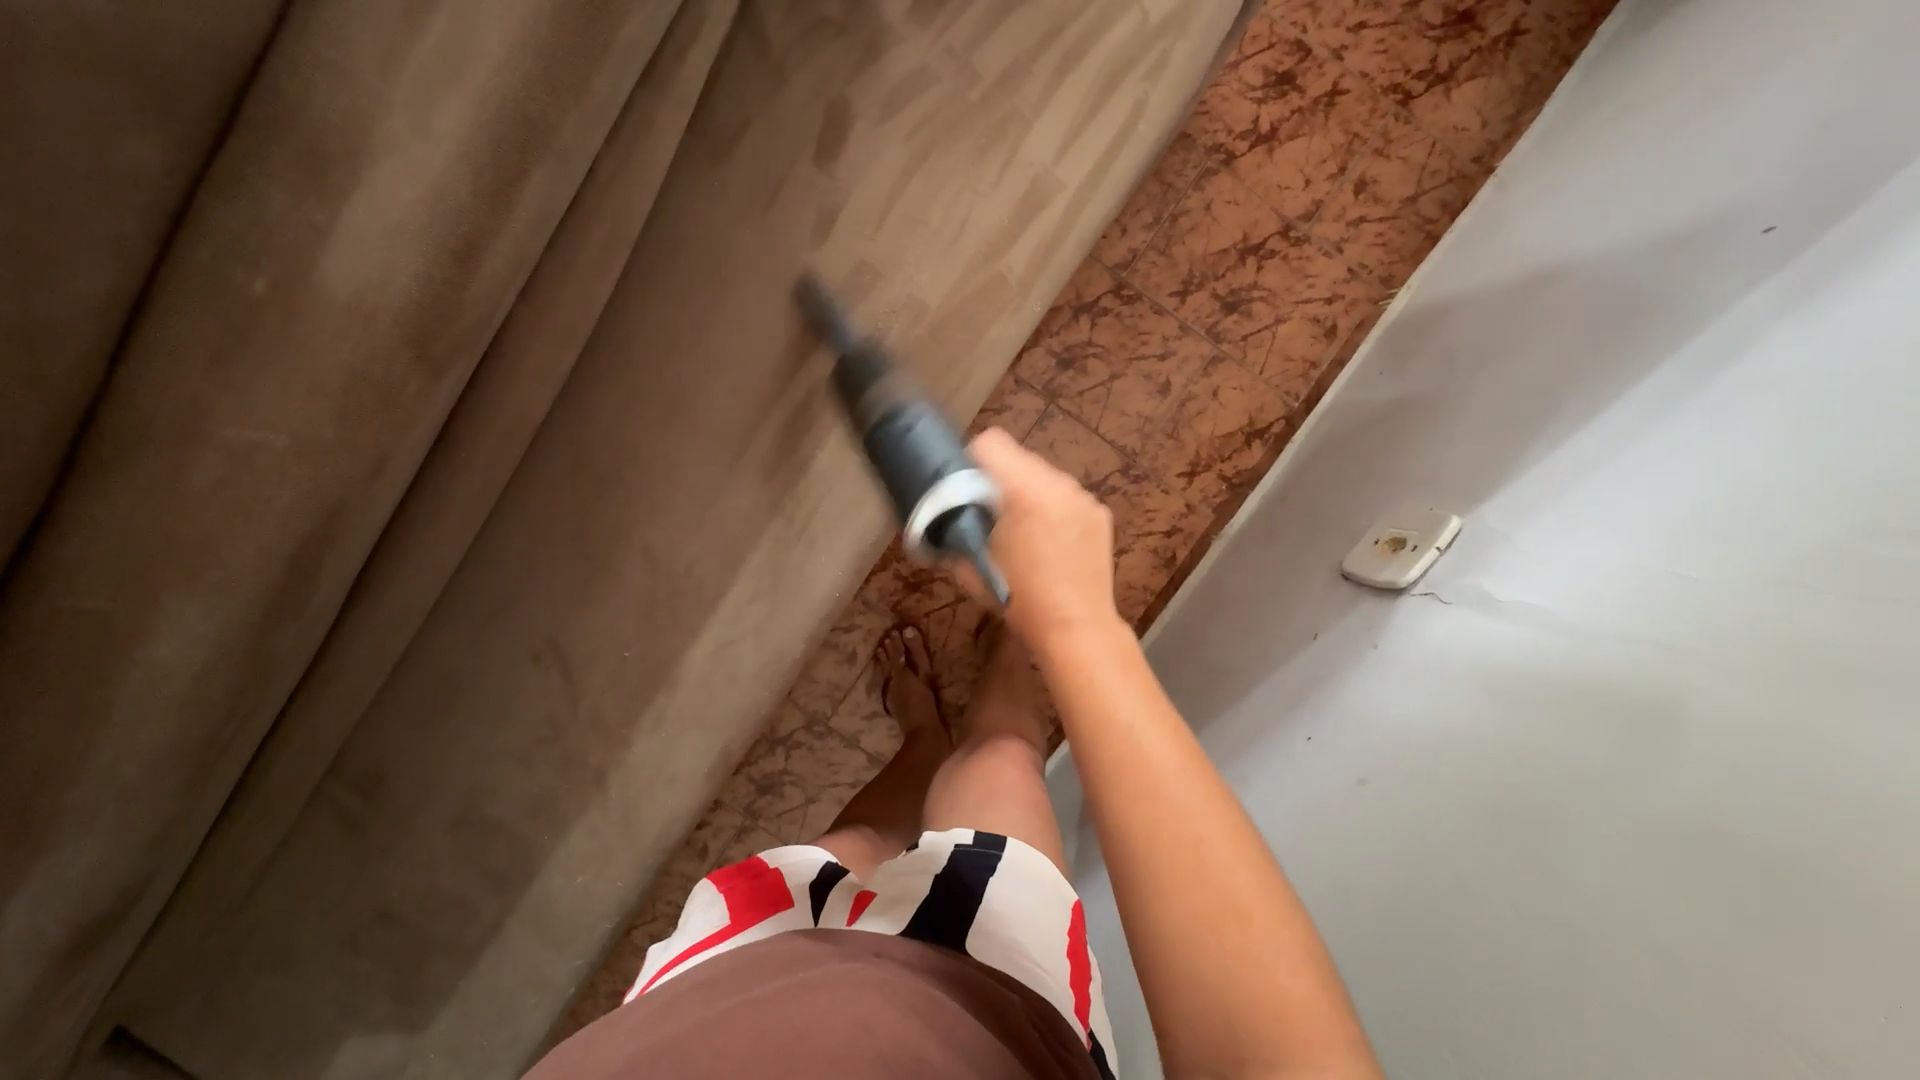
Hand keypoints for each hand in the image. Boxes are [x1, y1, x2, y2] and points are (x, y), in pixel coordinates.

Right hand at [963, 428, 1124, 651]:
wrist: (1075, 628)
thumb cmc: (1018, 599)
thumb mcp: (971, 568)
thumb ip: (952, 535)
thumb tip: (939, 522)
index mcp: (1024, 491)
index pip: (990, 443)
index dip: (971, 460)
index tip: (966, 488)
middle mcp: (1058, 484)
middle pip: (1018, 459)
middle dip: (1001, 480)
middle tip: (989, 514)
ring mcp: (1083, 497)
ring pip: (1044, 477)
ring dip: (1029, 494)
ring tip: (1022, 531)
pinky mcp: (1099, 513)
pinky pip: (1066, 497)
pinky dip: (1054, 510)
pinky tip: (1050, 543)